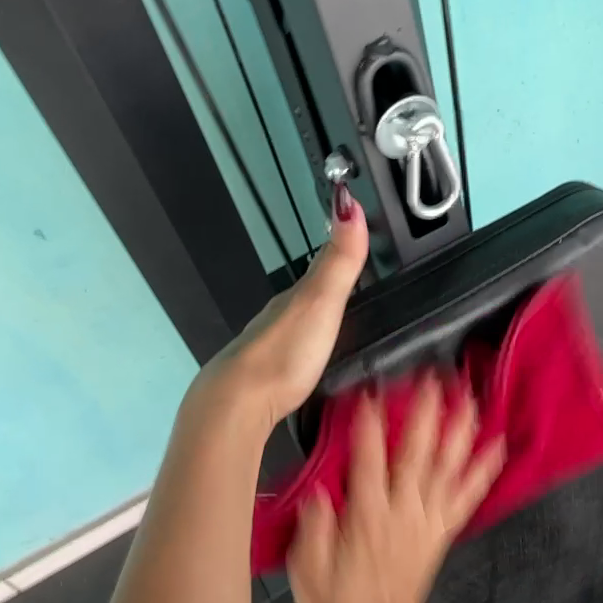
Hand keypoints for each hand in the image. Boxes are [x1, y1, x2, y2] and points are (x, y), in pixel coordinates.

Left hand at [184, 186, 368, 431]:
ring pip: (298, 326)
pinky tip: (316, 362)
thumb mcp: (322, 300)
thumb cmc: (284, 352)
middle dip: (333, 289)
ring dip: (317, 322)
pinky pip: (293, 354)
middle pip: (309, 296)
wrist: (239, 404)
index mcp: (295, 297)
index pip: (324, 266)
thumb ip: (339, 258)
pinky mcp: (267, 379)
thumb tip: (347, 199)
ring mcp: (270, 347)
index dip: (344, 253)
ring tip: (344, 326)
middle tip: (362, 288)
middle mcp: (278, 317)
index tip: (363, 241)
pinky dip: (307, 350)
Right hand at [287, 373, 505, 602]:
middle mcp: (403, 511)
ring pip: (447, 467)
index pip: (368, 461)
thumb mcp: (307, 576)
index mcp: (367, 518)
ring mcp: (428, 519)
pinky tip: (498, 444)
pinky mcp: (443, 530)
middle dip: (425, 413)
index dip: (371, 424)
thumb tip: (318, 491)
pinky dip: (484, 469)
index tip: (373, 391)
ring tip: (469, 397)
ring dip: (459, 430)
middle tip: (432, 378)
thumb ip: (313, 532)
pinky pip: (468, 496)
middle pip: (417, 454)